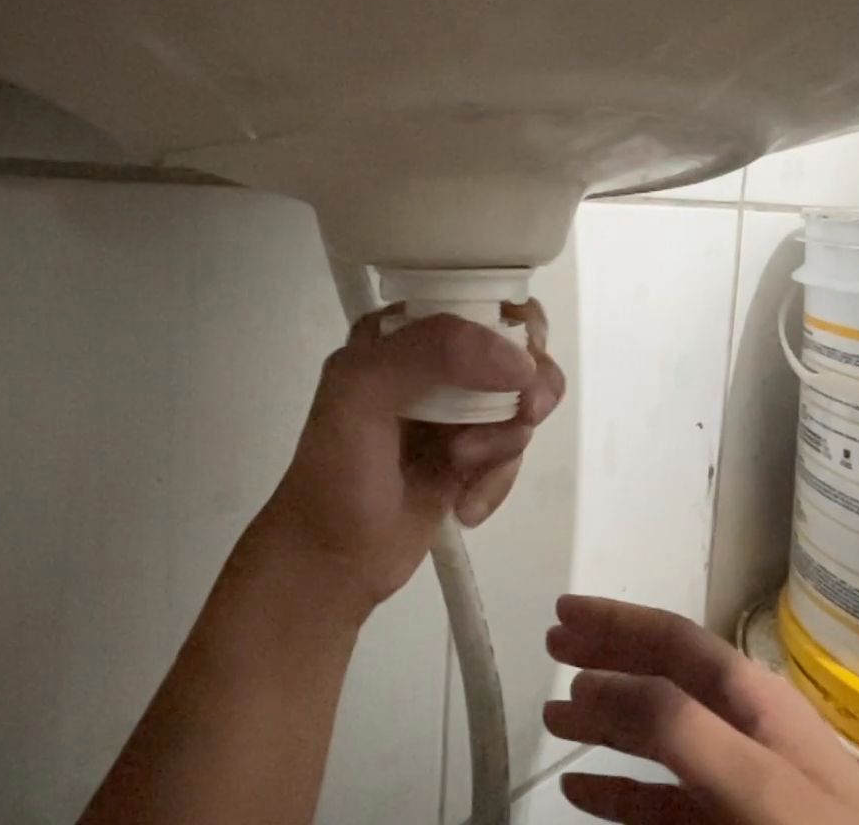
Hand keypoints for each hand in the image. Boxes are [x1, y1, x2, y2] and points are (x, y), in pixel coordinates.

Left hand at [257, 301, 565, 609]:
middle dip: (525, 388)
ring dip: (505, 442)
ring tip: (463, 470)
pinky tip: (465, 505)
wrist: (333, 559)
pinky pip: (516, 450)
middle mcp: (432, 363)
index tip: (514, 371)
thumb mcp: (362, 394)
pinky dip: (500, 480)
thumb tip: (518, 360)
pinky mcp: (473, 453)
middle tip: (521, 416)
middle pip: (517, 349)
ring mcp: (456, 410)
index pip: (476, 298)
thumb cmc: (337, 471)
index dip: (511, 328)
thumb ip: (430, 354)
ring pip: (524, 402)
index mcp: (401, 331)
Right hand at [542, 595, 858, 824]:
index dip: (614, 620)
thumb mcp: (756, 783)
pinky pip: (661, 800)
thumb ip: (675, 726)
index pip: (671, 638)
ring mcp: (739, 784)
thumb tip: (590, 681)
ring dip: (602, 722)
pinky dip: (618, 789)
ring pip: (655, 737)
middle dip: (603, 658)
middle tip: (550, 650)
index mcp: (751, 700)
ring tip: (552, 719)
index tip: (561, 612)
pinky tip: (583, 793)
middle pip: (659, 677)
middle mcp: (743, 731)